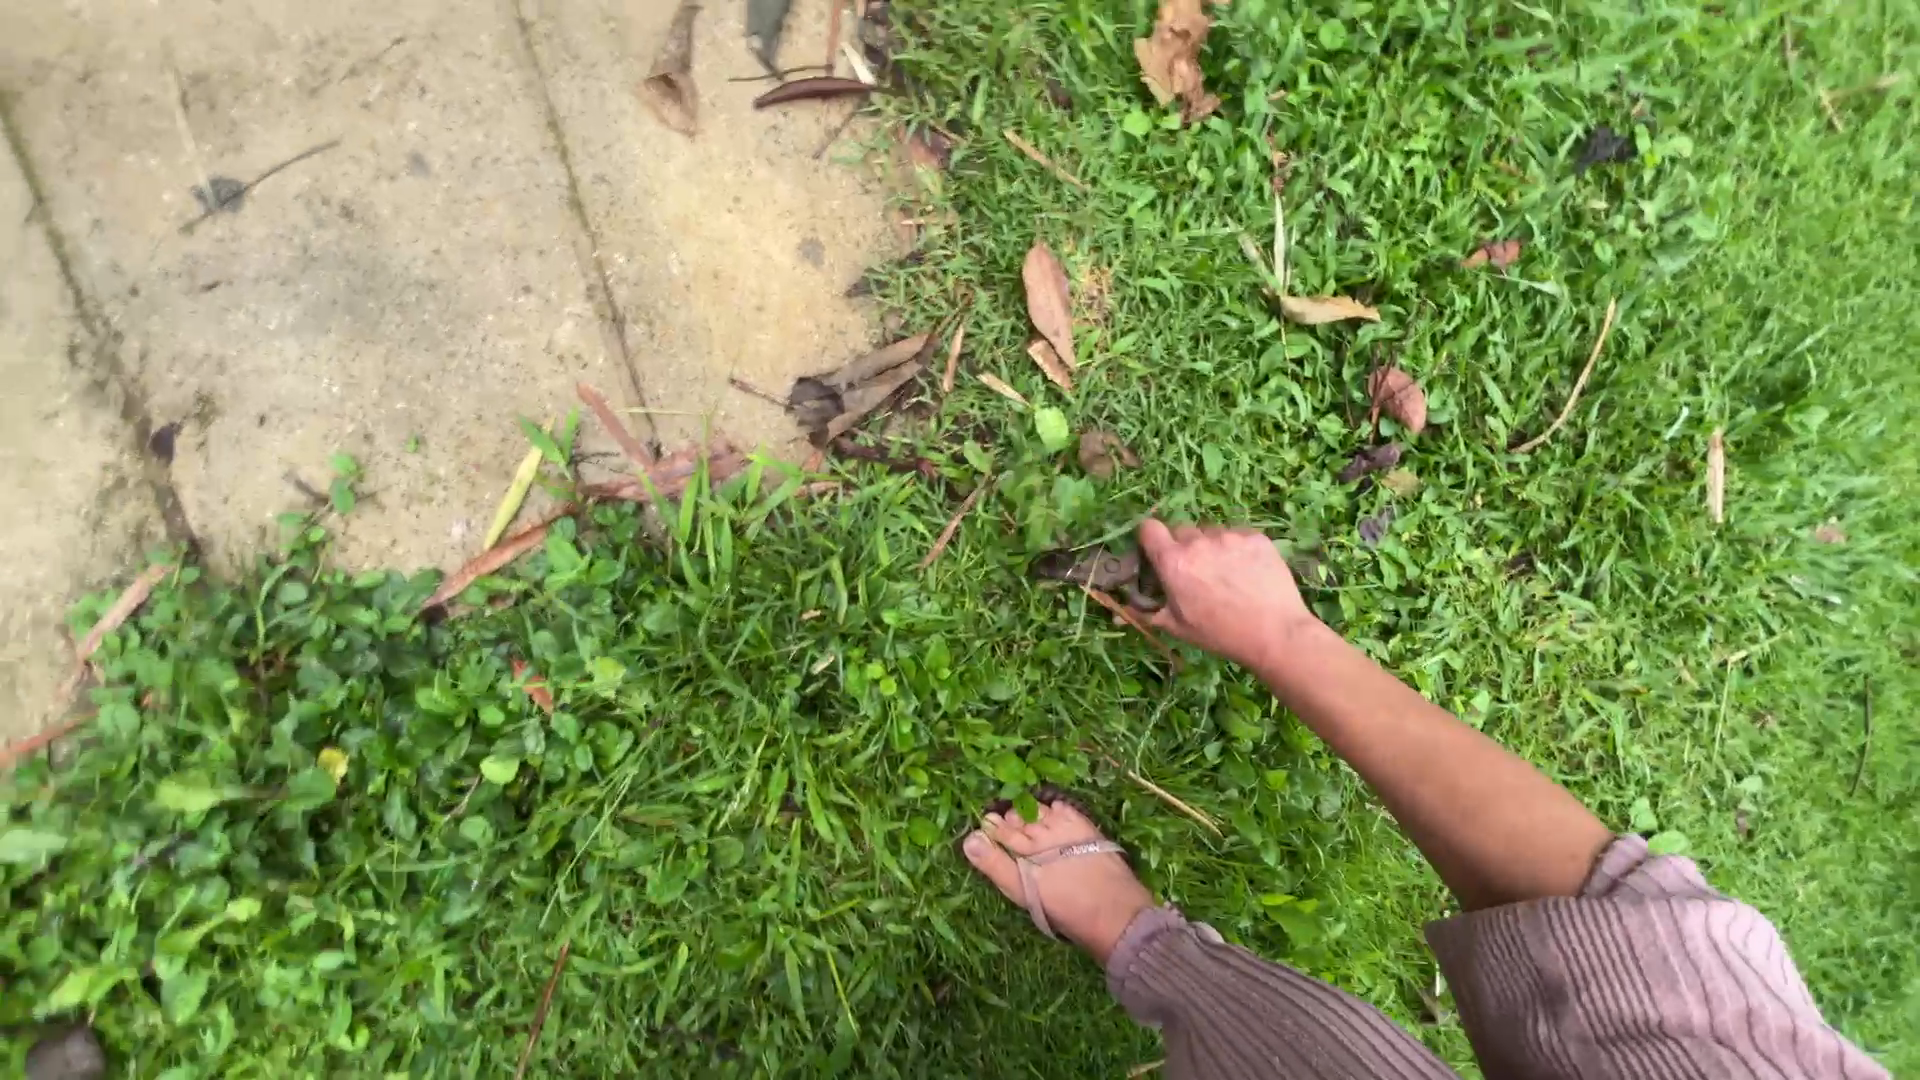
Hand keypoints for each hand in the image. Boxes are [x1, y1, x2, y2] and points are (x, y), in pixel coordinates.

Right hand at [1137, 519, 1319, 672]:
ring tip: (1224, 572)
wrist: (1275, 633)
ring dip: (1211, 546)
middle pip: (1181, 530)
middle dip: (1183, 546)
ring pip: (1211, 532)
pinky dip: (1237, 547)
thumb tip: (1119, 614)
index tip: (1157, 551)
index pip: (1149, 528)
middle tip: (1195, 570)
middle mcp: (1198, 542)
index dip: (1150, 538)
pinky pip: (1237, 534)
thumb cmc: (1220, 633)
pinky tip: (1246, 570)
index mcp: (1173, 561)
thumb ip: (1147, 612)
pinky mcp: (1255, 537)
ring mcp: (1229, 536)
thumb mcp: (1177, 627)